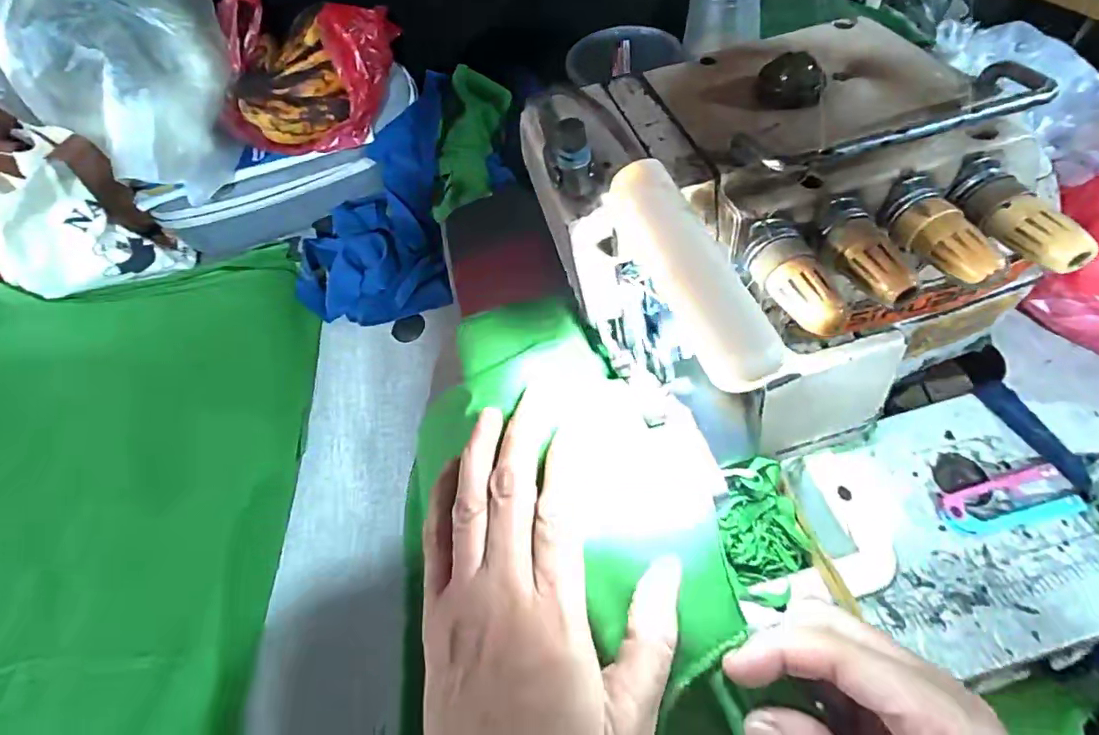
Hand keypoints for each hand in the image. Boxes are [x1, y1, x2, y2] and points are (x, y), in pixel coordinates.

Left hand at [422, 385, 683, 734]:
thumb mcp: (625, 714)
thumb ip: (649, 638)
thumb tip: (668, 567)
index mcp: (551, 611)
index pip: (555, 510)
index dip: (562, 457)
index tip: (571, 422)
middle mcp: (500, 593)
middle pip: (508, 492)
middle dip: (520, 434)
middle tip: (533, 395)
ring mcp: (458, 603)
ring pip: (465, 507)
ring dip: (476, 453)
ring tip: (489, 414)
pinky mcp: (431, 620)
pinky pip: (430, 545)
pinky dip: (438, 499)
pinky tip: (449, 471)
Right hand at [722, 605, 1004, 734]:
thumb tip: (757, 718)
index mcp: (940, 710)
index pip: (844, 646)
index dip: (780, 646)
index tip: (732, 665)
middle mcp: (932, 685)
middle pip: (839, 625)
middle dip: (783, 641)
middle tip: (741, 675)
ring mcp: (923, 694)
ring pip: (839, 642)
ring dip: (795, 660)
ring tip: (761, 688)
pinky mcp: (911, 711)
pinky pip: (851, 677)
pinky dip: (816, 684)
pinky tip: (797, 710)